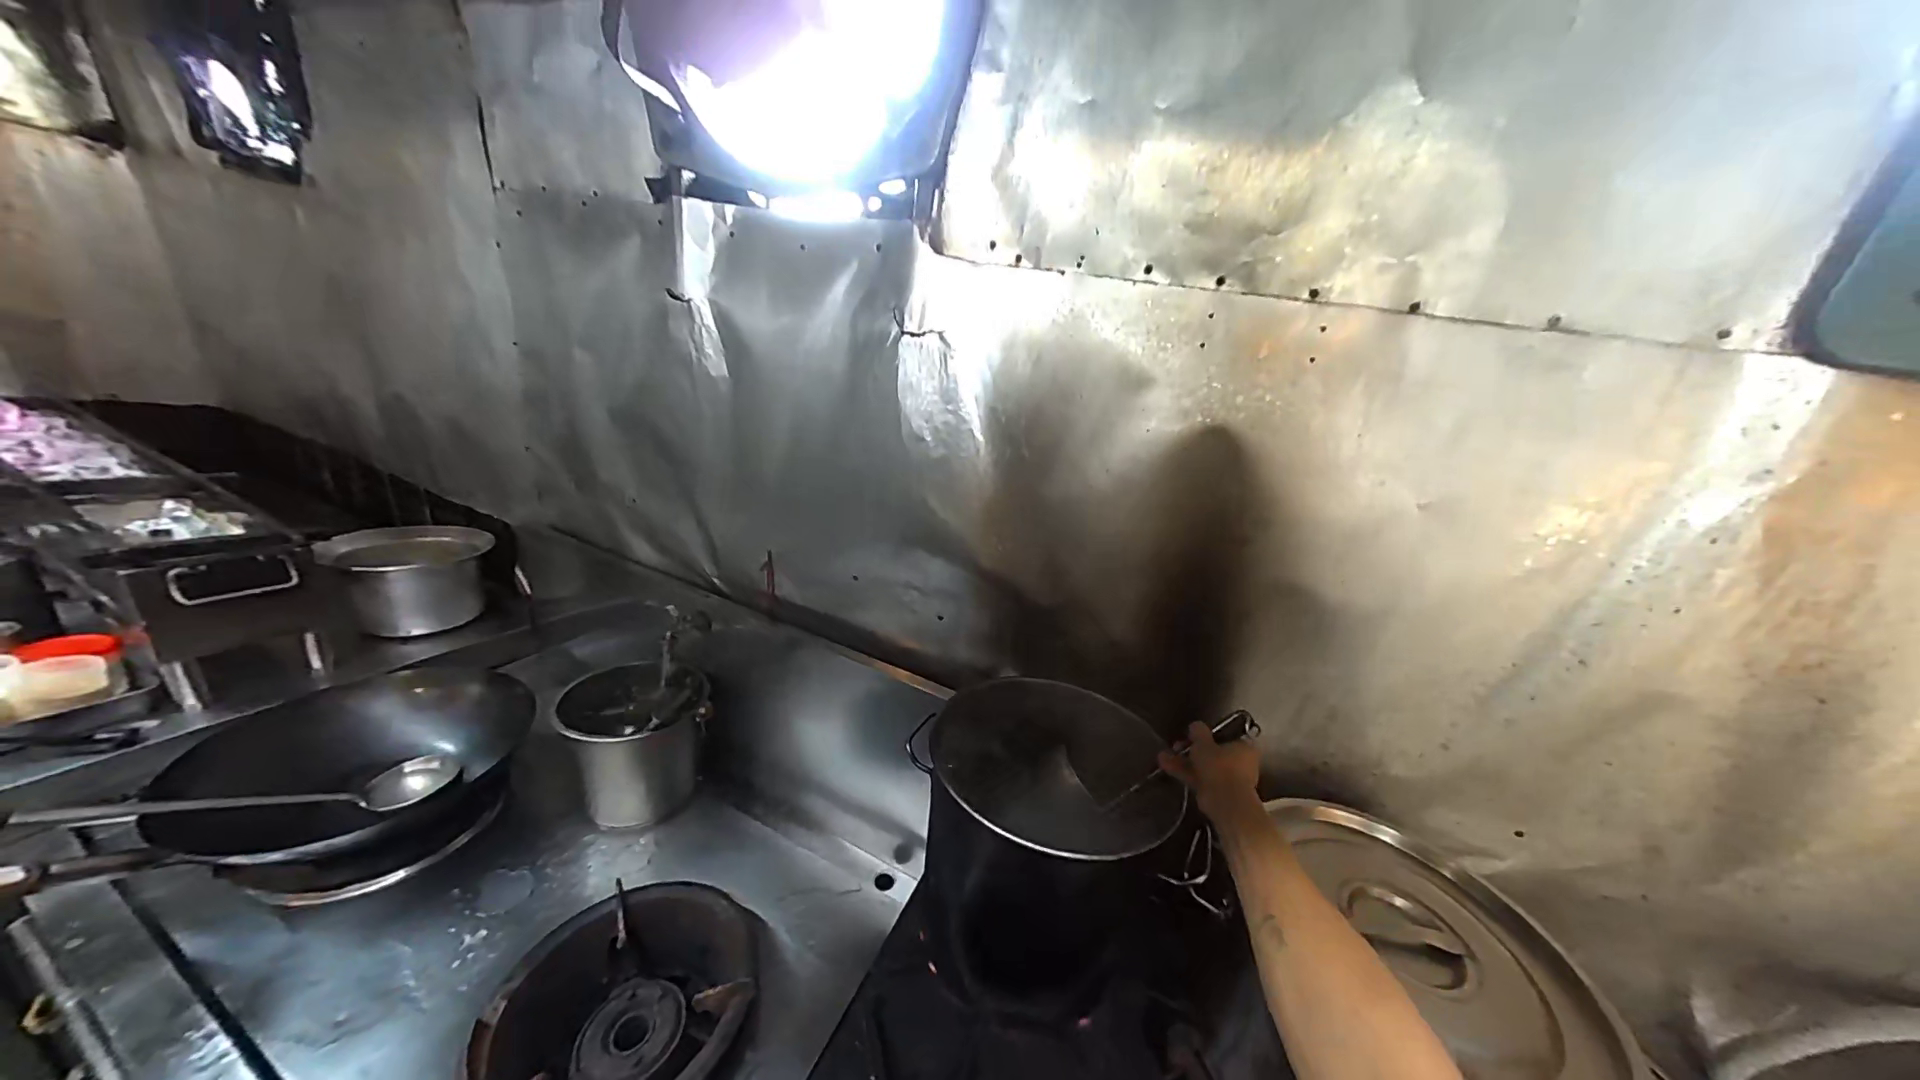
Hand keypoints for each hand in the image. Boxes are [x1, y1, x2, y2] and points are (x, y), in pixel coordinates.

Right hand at [1159, 721, 1263, 830]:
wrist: (1225, 802)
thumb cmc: (1219, 766)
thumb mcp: (1204, 743)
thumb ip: (1198, 732)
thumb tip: (1195, 725)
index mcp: (1244, 748)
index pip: (1227, 736)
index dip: (1208, 734)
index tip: (1192, 735)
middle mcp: (1240, 763)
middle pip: (1213, 752)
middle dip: (1191, 749)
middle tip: (1176, 746)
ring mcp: (1228, 779)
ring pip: (1203, 766)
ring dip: (1183, 761)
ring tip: (1163, 756)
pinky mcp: (1217, 792)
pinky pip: (1199, 778)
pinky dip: (1184, 773)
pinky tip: (1165, 766)